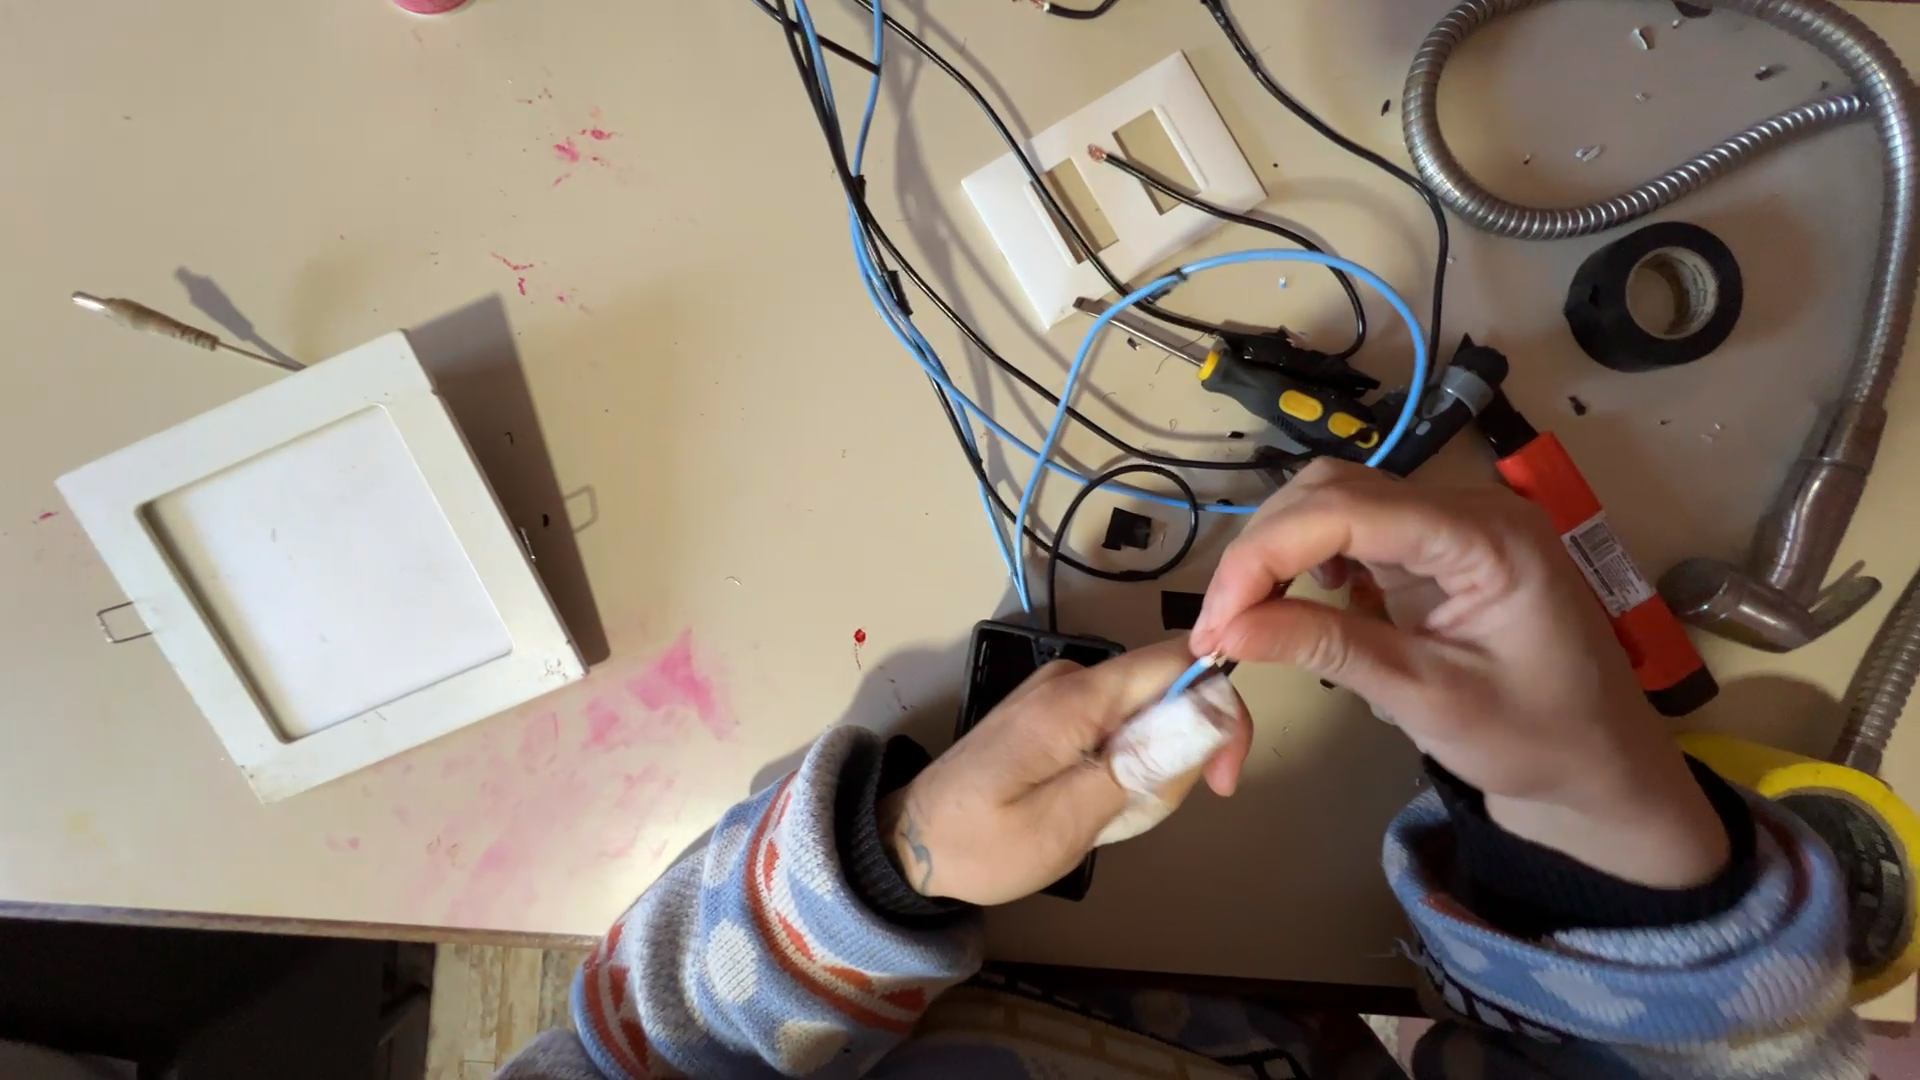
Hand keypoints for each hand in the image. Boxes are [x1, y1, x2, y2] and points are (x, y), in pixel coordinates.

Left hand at [878, 640, 1251, 905]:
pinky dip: (1122, 766)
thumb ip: (1136, 768)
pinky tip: (1088, 803)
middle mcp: (1071, 678)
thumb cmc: (981, 842)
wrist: (912, 838)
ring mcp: (1059, 691)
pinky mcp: (1052, 710)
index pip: (1177, 661)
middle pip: (1166, 691)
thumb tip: (1207, 714)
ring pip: (1144, 714)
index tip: (1223, 776)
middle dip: (1178, 755)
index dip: (1221, 704)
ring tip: (1100, 818)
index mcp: (1075, 697)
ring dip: (1147, 769)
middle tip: (1132, 817)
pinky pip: (1115, 725)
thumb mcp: (1063, 822)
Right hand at [1189, 460, 1728, 888]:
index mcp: (1485, 537)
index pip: (1347, 510)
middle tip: (1218, 623)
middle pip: (1328, 491)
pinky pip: (1340, 527)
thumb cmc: (1535, 741)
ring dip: (1269, 552)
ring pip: (1325, 501)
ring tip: (1238, 613)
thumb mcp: (1427, 698)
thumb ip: (1327, 648)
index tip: (1218, 620)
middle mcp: (1462, 509)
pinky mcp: (1423, 546)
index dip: (1266, 555)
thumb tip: (1225, 629)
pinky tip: (1286, 593)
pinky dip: (1295, 556)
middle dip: (1259, 551)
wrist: (1600, 769)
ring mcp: (1443, 523)